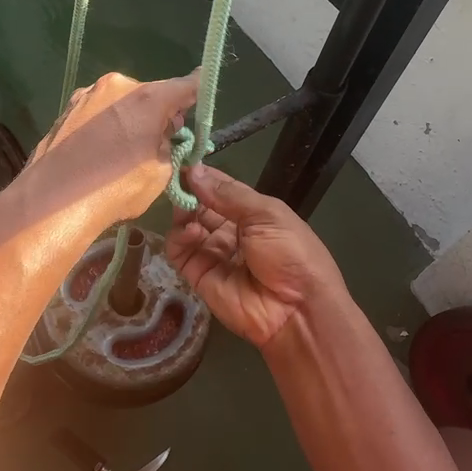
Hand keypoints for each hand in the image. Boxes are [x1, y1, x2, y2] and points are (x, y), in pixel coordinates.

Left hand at [13, 72, 196, 232]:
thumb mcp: (160, 172)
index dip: (197, 92)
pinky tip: (100, 154)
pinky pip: (97, 114)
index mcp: (146, 97)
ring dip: (129, 119)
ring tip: (125, 153)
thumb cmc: (115, 188)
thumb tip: (161, 135)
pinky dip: (105, 127)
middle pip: (149, 94)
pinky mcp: (65, 111)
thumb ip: (168, 145)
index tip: (202, 95)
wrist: (52, 201)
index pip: (184, 86)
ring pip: (120, 103)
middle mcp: (115, 86)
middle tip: (160, 142)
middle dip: (158, 113)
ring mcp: (85, 96)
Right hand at [166, 165, 348, 347]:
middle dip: (188, 192)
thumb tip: (194, 171)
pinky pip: (180, 251)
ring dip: (183, 213)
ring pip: (186, 225)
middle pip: (200, 205)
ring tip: (186, 209)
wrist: (296, 311)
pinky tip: (191, 233)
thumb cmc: (291, 254)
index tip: (181, 159)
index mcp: (252, 213)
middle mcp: (230, 230)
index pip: (220, 188)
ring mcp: (213, 252)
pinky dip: (179, 238)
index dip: (203, 175)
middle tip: (174, 182)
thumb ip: (228, 194)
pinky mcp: (198, 274)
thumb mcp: (267, 215)